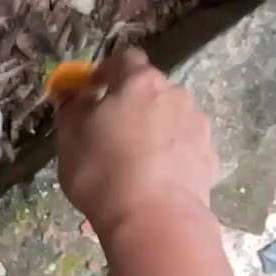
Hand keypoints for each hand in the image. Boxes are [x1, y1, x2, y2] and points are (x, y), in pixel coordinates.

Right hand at [56, 50, 218, 241]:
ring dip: (151, 132)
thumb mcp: (69, 143)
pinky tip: (151, 183)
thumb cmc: (100, 173)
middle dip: (130, 107)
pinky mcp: (207, 153)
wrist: (151, 215)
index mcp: (136, 83)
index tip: (91, 91)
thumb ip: (71, 113)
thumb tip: (73, 97)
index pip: (123, 60)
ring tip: (131, 168)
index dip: (105, 72)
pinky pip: (181, 148)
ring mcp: (195, 121)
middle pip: (148, 91)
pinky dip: (167, 157)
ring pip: (167, 119)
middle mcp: (172, 92)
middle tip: (109, 138)